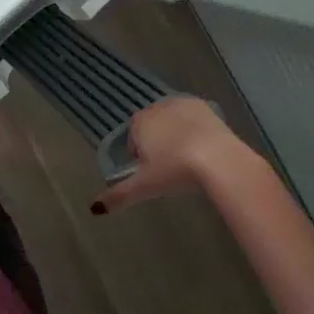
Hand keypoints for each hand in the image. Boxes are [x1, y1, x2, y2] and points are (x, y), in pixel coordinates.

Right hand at [90, 96, 251, 213]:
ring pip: (173, 120)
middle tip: (173, 168)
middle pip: (153, 127)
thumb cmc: (176, 170)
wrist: (218, 158)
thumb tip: (94, 208)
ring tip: (191, 159)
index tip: (155, 173)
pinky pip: (193, 117)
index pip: (134, 138)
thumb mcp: (146, 186)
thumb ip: (120, 195)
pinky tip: (205, 146)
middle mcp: (156, 108)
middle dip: (159, 144)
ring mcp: (180, 104)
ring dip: (177, 134)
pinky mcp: (203, 106)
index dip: (142, 156)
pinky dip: (196, 128)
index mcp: (139, 124)